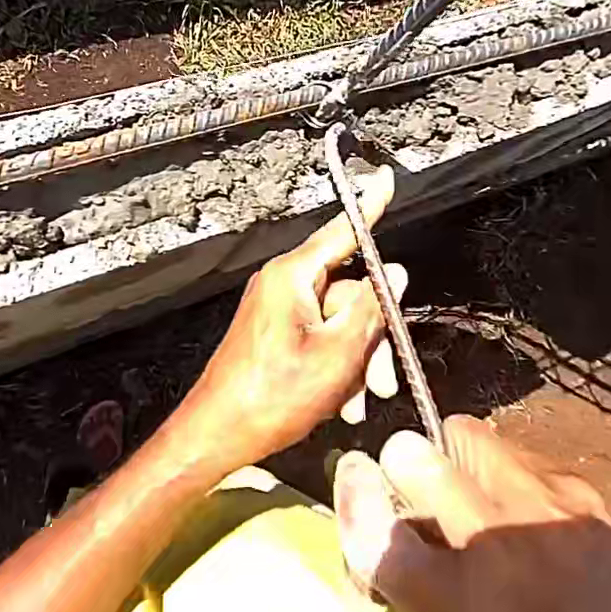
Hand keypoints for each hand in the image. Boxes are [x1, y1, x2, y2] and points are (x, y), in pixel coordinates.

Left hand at [169, 164, 403, 471]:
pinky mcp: (275, 332)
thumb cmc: (269, 398)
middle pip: (350, 292)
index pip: (342, 232)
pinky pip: (319, 336)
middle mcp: (283, 286)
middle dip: (371, 338)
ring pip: (338, 321)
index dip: (370, 205)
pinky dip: (336, 366)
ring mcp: (277, 309)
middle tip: (380, 381)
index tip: (384, 178)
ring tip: (355, 400)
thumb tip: (391, 275)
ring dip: (356, 360)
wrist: (218, 433)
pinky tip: (339, 400)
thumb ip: (369, 310)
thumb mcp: (336, 356)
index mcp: (292, 278)